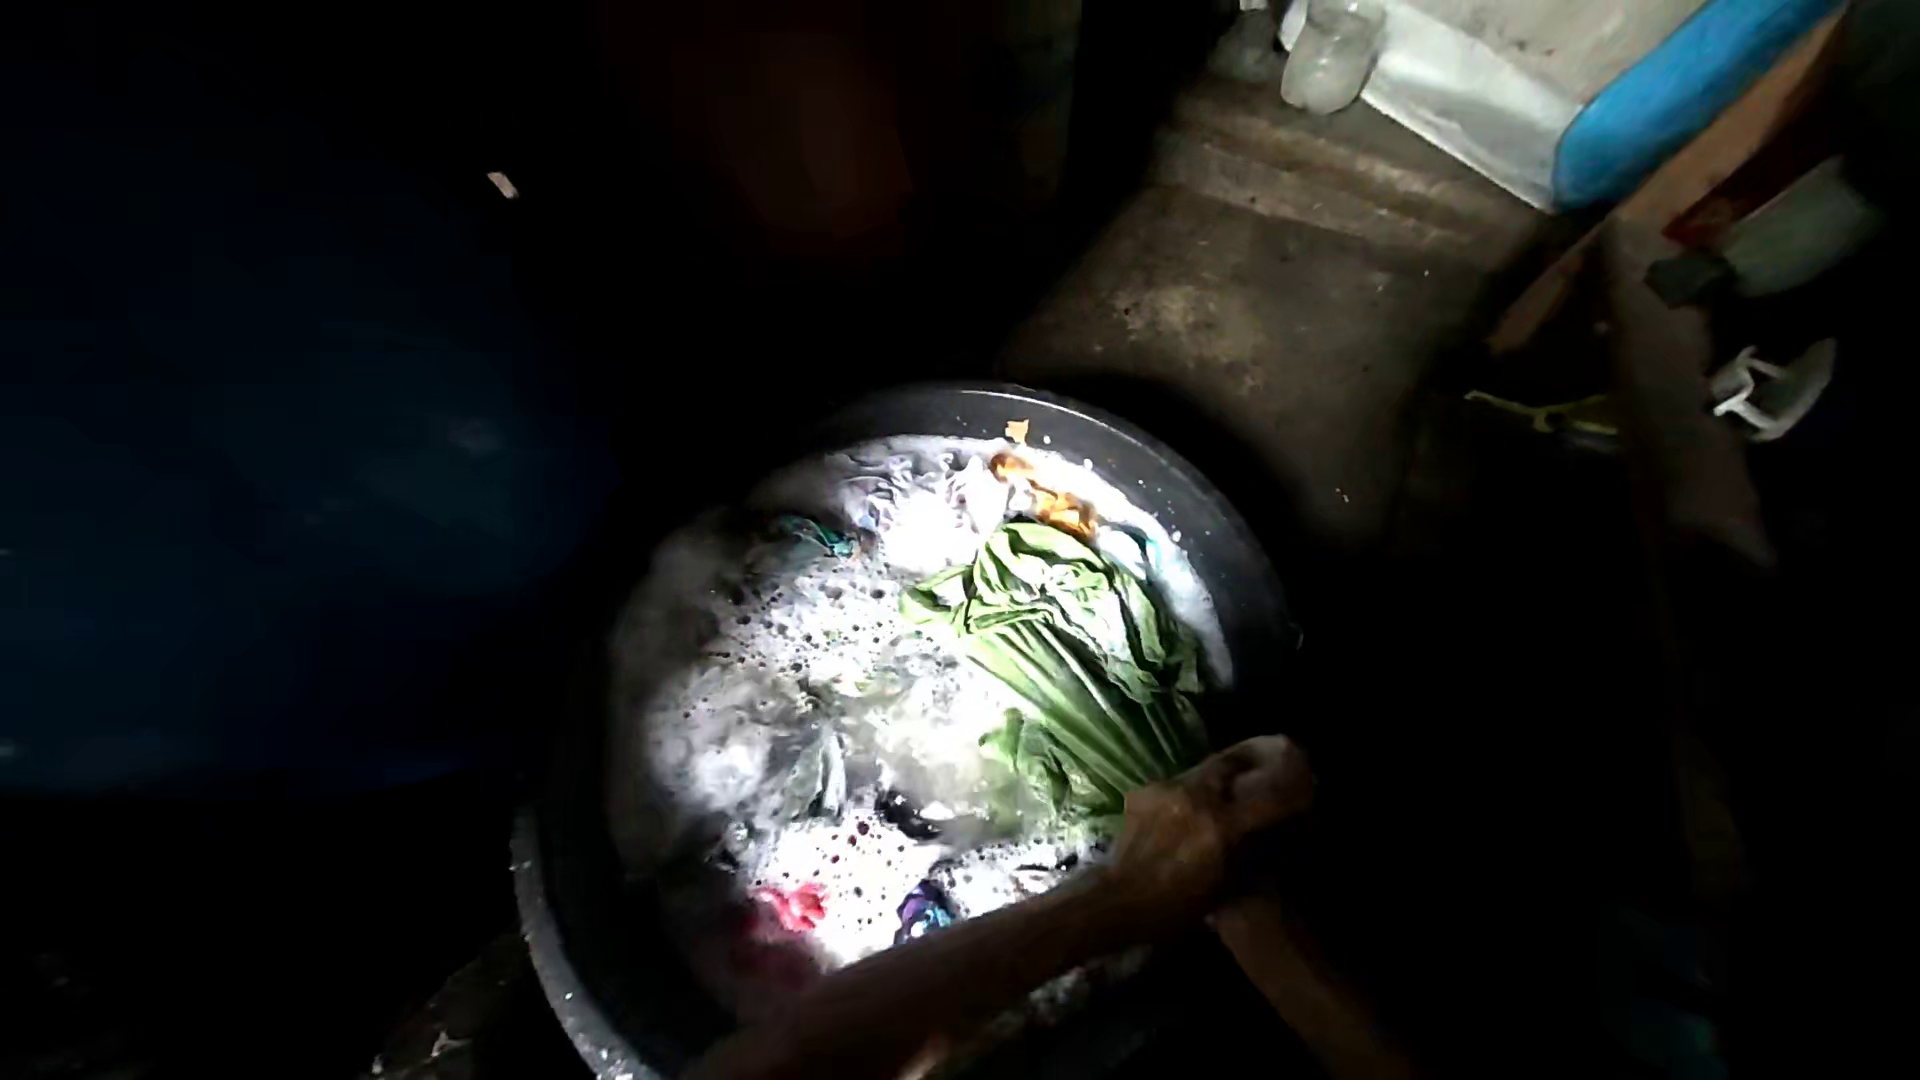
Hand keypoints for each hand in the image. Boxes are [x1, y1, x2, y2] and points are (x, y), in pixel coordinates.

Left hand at [1101, 736, 1313, 932]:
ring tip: (1222, 788)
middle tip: (1260, 763)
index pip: (1267, 795)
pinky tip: (1185, 808)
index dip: (1288, 783)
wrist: (1124, 896)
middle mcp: (1195, 798)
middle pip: (1229, 763)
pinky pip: (1174, 782)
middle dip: (1248, 761)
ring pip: (1200, 770)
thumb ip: (1252, 849)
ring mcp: (1166, 789)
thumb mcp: (1229, 884)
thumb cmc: (1181, 905)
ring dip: (1215, 777)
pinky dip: (1187, 792)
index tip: (1301, 774)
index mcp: (1221, 826)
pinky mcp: (1144, 788)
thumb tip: (1271, 826)